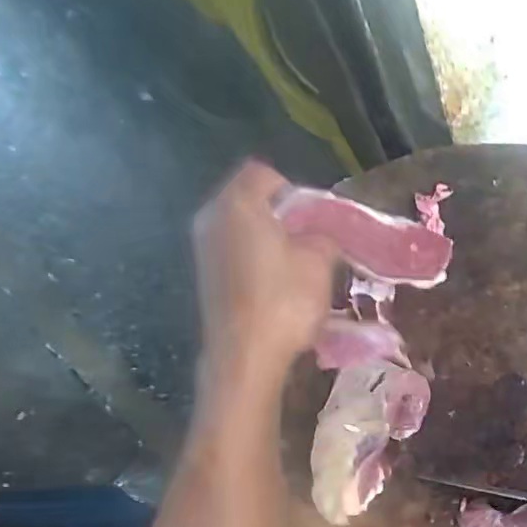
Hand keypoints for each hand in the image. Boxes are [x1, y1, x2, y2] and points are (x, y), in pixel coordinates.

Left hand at [192, 161, 338, 393]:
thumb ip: (323, 239)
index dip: (295, 191)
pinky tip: (279, 287)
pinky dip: (258, 260)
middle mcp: (212, 215)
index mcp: (238, 204)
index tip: (318, 220)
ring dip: (271, 240)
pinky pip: (235, 251)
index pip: (263, 174)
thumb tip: (321, 236)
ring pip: (243, 227)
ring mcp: (203, 245)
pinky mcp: (207, 273)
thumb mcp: (319, 265)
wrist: (246, 351)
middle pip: (250, 199)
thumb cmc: (285, 301)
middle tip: (314, 244)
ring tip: (300, 268)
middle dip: (284, 217)